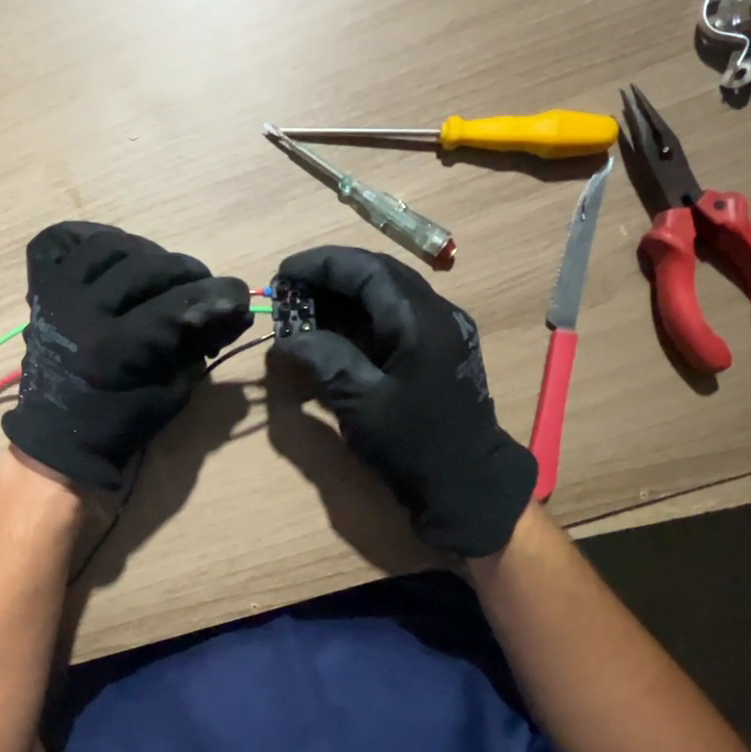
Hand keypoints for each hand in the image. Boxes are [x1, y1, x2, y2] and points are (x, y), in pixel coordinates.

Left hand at [1, 222, 252, 491]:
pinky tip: (110, 255)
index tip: (239, 296)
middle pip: (146, 266)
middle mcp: (82, 313)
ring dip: (143, 253)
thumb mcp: (173, 389)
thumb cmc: (122, 420)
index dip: (220, 295)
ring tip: (158, 273)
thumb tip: (233, 307)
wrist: (58, 436)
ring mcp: (56, 296)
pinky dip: (85, 238)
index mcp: (117, 348)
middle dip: (186, 273)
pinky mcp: (39, 289)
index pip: (179, 302)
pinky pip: (57, 242)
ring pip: (107, 245)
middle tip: (199, 288)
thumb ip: (199, 341)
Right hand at [273, 247, 535, 556]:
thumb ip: (324, 360)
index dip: (321, 265)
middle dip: (330, 279)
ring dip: (343, 299)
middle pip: (378, 276)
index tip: (282, 274)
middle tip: (289, 293)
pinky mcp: (437, 355)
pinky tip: (332, 339)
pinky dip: (359, 322)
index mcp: (420, 321)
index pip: (367, 269)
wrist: (468, 487)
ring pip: (386, 297)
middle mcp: (436, 315)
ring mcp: (441, 334)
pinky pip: (394, 322)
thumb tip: (287, 339)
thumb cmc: (414, 445)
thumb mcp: (360, 403)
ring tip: (303, 314)